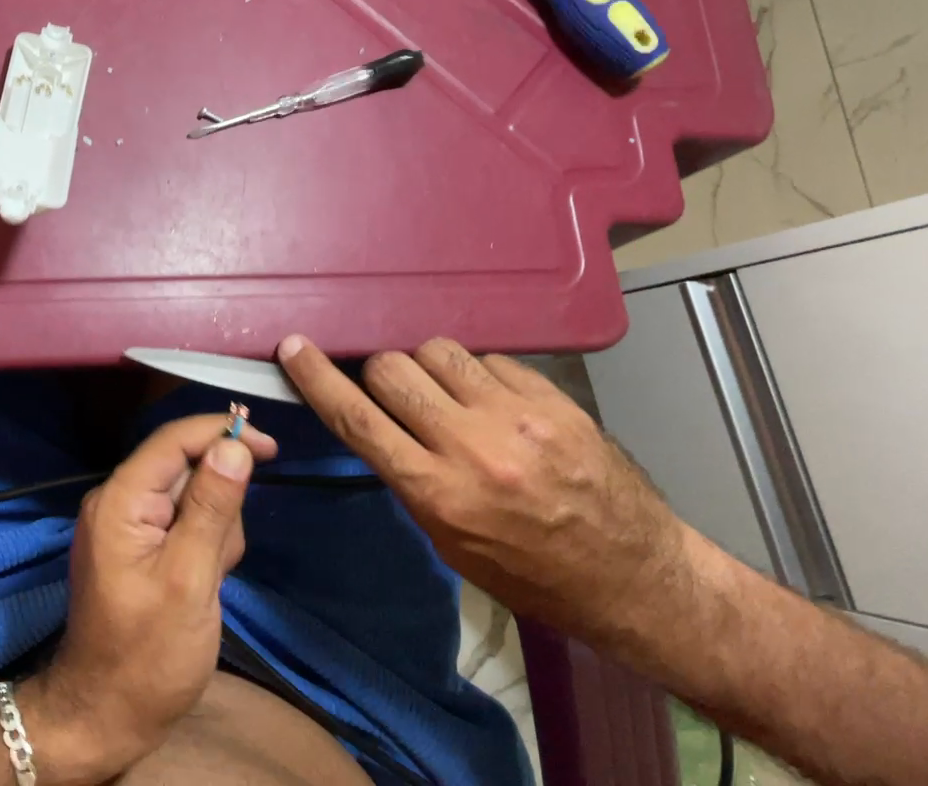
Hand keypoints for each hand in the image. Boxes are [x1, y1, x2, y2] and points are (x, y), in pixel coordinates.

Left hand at [29, 414, 276, 780]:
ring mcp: (128, 525)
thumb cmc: (148, 654)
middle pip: (186, 469)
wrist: (108, 714)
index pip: (172, 439)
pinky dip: (205, 549)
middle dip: (218, 506)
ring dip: (215, 534)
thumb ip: (212, 509)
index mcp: (120, 499)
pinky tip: (202, 587)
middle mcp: (119, 501)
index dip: (221, 433)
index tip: (271, 447)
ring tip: (208, 582)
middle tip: (219, 561)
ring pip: (193, 499)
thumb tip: (235, 446)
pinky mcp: (141, 548)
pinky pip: (185, 526)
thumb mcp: (190, 579)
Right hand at [276, 334, 695, 644]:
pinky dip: (476, 374)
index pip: (357, 419)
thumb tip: (377, 419)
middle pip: (391, 369)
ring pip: (437, 350)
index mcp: (437, 493)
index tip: (294, 349)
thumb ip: (408, 474)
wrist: (633, 577)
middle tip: (394, 394)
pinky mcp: (554, 399)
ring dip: (426, 367)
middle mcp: (472, 447)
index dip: (317, 378)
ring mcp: (518, 417)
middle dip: (379, 373)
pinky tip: (492, 401)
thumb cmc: (528, 572)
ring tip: (446, 394)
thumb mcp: (448, 540)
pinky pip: (488, 358)